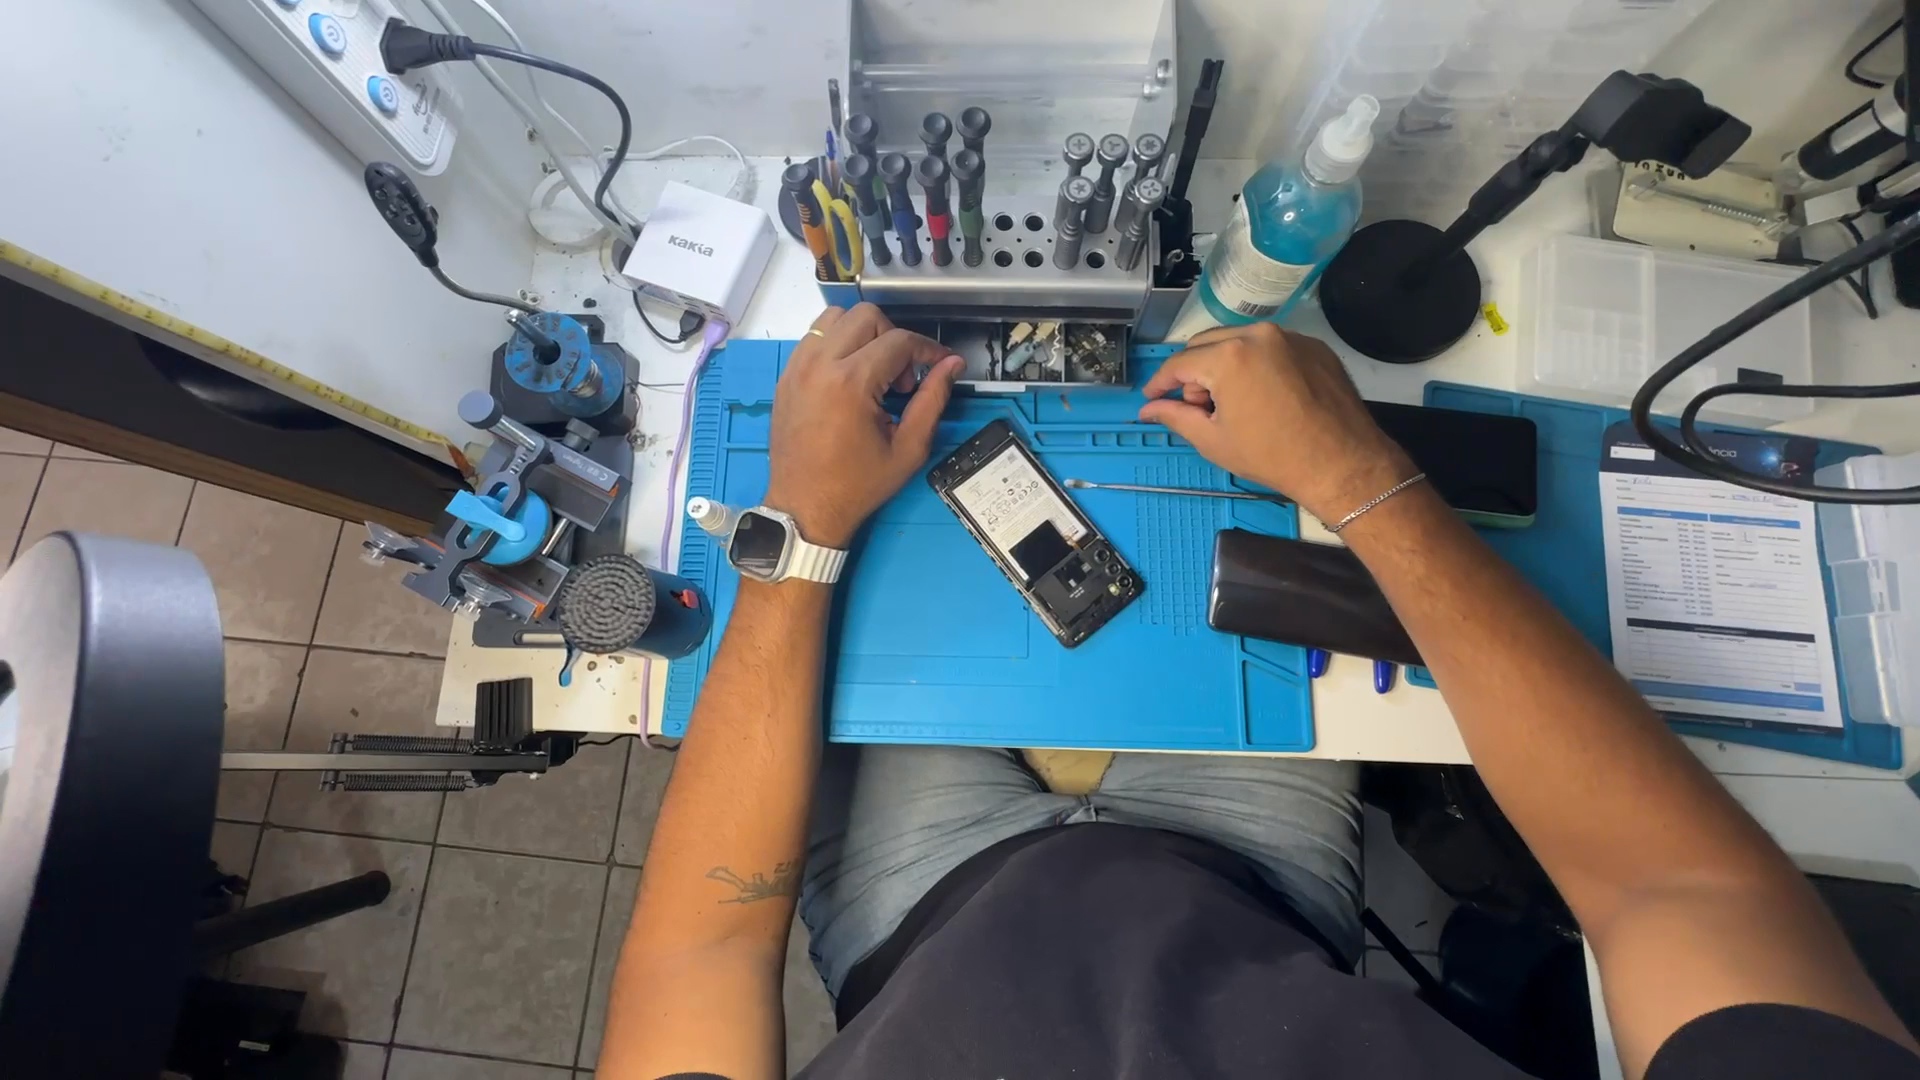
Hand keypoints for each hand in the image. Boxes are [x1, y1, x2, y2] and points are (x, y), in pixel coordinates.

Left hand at [765, 305, 962, 547]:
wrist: (806, 507)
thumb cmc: (858, 485)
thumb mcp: (908, 448)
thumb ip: (933, 400)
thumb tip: (952, 365)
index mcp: (851, 383)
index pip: (899, 341)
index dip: (927, 350)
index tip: (939, 365)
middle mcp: (820, 365)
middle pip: (866, 317)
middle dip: (894, 339)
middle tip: (901, 378)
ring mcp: (797, 368)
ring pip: (835, 318)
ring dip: (863, 335)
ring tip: (873, 373)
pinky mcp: (786, 377)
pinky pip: (814, 338)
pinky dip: (838, 346)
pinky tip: (849, 379)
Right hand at [1137, 323, 1415, 524]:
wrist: (1340, 463)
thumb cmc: (1270, 456)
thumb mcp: (1212, 439)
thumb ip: (1174, 416)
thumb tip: (1148, 408)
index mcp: (1228, 356)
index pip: (1179, 363)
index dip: (1160, 382)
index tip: (1152, 398)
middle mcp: (1257, 334)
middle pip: (1206, 344)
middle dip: (1192, 373)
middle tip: (1197, 407)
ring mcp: (1289, 336)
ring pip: (1237, 341)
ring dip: (1222, 365)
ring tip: (1230, 403)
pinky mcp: (1313, 346)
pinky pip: (1269, 346)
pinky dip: (1254, 364)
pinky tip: (1261, 396)